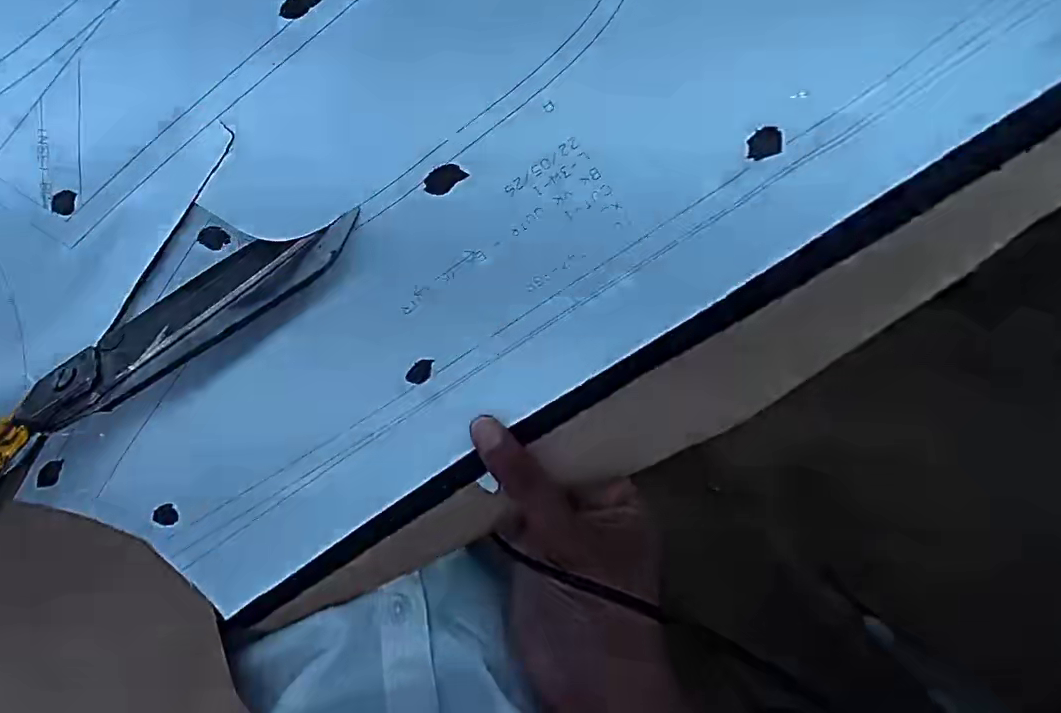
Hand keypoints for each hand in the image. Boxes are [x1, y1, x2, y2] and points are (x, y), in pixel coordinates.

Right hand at [472, 416, 689, 712]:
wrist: (582, 690)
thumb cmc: (596, 608)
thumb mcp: (566, 539)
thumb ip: (525, 481)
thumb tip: (482, 422)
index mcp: (614, 498)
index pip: (578, 441)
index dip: (544, 413)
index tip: (503, 379)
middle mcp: (581, 505)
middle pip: (541, 459)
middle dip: (506, 434)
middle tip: (465, 387)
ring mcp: (546, 524)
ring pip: (514, 480)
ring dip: (485, 459)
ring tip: (449, 411)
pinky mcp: (516, 543)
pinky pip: (493, 505)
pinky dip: (472, 487)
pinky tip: (446, 458)